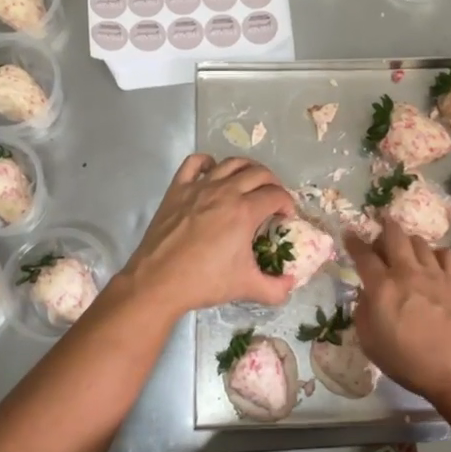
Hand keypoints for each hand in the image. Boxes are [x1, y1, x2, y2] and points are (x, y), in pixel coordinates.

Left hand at [117, 155, 297, 314]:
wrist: (159, 281)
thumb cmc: (205, 282)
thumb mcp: (246, 288)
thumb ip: (276, 289)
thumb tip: (291, 283)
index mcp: (244, 212)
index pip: (276, 195)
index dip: (287, 203)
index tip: (285, 217)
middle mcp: (225, 192)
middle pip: (258, 173)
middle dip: (273, 183)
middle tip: (273, 200)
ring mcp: (199, 187)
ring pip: (230, 163)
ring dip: (247, 169)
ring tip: (250, 183)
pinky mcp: (177, 189)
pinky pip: (195, 163)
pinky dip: (207, 162)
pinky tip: (213, 172)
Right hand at [344, 220, 450, 403]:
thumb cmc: (407, 361)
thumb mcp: (370, 342)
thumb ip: (363, 313)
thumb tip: (366, 296)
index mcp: (381, 287)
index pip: (363, 255)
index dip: (353, 242)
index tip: (349, 233)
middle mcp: (406, 272)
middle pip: (394, 235)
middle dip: (384, 227)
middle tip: (380, 230)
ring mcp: (434, 274)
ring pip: (419, 241)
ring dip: (408, 240)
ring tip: (405, 248)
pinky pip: (446, 254)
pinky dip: (436, 253)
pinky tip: (433, 262)